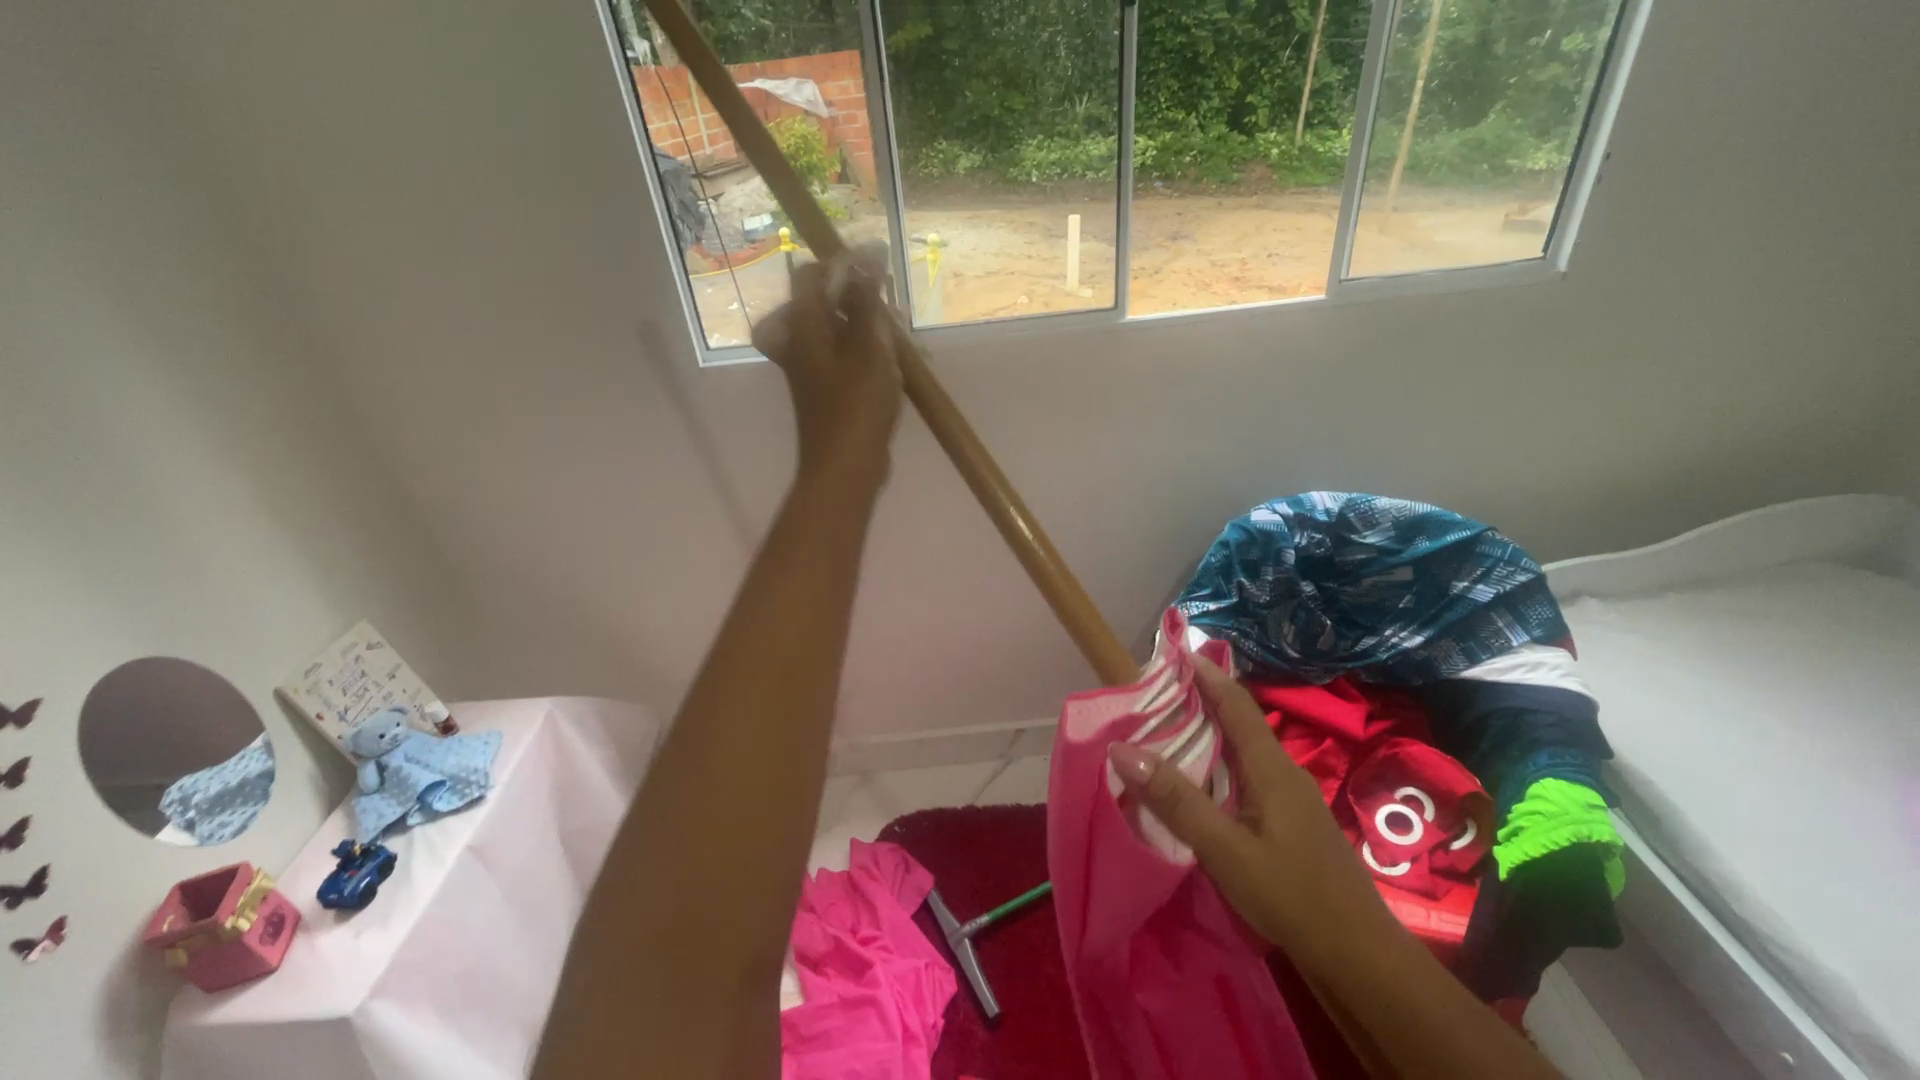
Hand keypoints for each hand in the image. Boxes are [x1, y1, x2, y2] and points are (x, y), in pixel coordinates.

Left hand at [751, 251, 902, 480]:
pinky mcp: (828, 389)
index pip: (813, 275)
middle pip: (826, 301)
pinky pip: (848, 356)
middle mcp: (800, 342)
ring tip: (906, 338)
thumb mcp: (868, 346)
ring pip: (840, 329)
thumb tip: (869, 254)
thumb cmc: (856, 405)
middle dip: (862, 298)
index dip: (845, 264)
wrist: (845, 469)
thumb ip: (867, 299)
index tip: (881, 268)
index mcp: (802, 326)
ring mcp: (812, 367)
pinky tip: (900, 362)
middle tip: (894, 309)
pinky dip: (871, 352)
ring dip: (872, 326)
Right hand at [1108, 656, 1394, 956]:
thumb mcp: (1225, 850)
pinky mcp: (1290, 824)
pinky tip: (1198, 786)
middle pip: (1240, 724)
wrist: (1357, 954)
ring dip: (1208, 737)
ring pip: (1244, 754)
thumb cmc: (1291, 896)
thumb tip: (1122, 749)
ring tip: (1165, 732)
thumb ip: (1176, 800)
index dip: (1207, 676)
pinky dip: (1218, 768)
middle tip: (1153, 695)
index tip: (1173, 652)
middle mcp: (1284, 774)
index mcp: (1272, 769)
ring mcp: (1291, 800)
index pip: (1237, 705)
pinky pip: (1248, 779)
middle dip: (1200, 703)